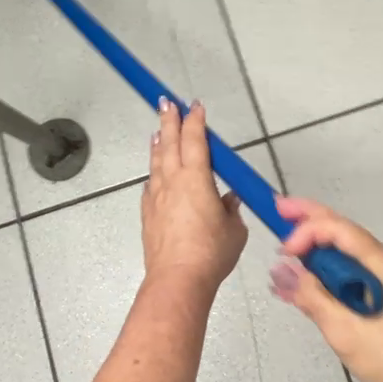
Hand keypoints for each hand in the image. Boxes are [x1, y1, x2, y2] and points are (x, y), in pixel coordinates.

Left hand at [141, 99, 247, 289]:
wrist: (178, 279)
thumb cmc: (211, 253)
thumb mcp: (234, 230)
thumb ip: (231, 210)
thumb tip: (228, 200)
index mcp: (197, 178)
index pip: (195, 140)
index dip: (195, 121)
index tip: (195, 106)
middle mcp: (174, 181)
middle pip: (169, 143)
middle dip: (169, 120)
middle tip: (166, 102)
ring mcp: (157, 197)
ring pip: (156, 162)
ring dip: (158, 144)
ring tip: (157, 131)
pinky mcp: (148, 214)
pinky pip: (151, 185)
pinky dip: (154, 173)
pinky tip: (155, 174)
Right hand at [270, 198, 382, 381]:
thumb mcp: (344, 328)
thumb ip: (310, 296)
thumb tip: (280, 270)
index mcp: (380, 263)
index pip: (337, 228)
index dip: (306, 231)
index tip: (283, 252)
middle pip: (341, 230)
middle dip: (308, 219)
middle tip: (277, 208)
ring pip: (342, 252)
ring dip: (313, 248)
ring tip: (284, 245)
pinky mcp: (380, 299)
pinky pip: (346, 275)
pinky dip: (322, 274)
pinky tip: (298, 283)